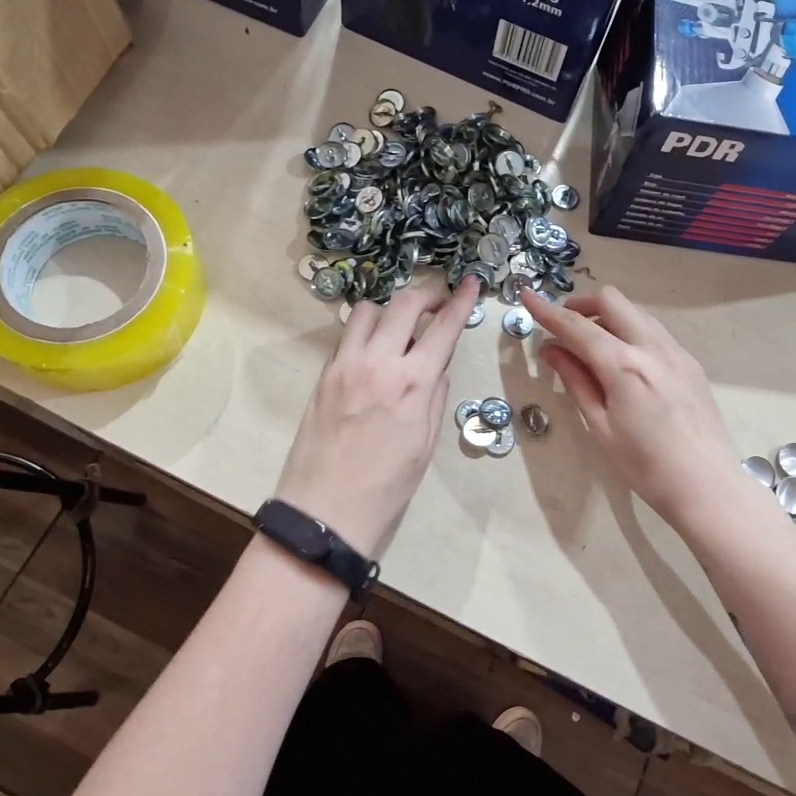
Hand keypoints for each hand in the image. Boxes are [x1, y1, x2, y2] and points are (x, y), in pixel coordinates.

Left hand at [274, 278, 480, 554]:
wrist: (326, 511)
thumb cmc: (386, 487)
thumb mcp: (425, 445)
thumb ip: (434, 397)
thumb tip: (438, 367)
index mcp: (413, 383)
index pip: (443, 327)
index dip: (461, 301)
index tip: (472, 284)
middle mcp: (378, 362)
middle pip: (403, 304)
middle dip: (426, 294)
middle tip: (438, 301)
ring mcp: (345, 365)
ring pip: (367, 311)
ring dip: (389, 310)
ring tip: (401, 328)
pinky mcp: (323, 375)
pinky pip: (346, 336)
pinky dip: (365, 332)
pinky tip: (374, 351)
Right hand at [523, 287, 745, 526]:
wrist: (707, 487)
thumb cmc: (646, 467)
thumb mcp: (601, 426)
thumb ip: (576, 381)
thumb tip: (552, 350)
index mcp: (625, 366)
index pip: (579, 327)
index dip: (548, 311)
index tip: (526, 296)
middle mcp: (653, 348)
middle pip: (613, 301)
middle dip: (582, 305)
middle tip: (563, 327)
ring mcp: (677, 353)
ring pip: (636, 313)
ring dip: (608, 317)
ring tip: (590, 346)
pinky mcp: (690, 364)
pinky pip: (654, 332)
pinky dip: (630, 333)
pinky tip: (622, 362)